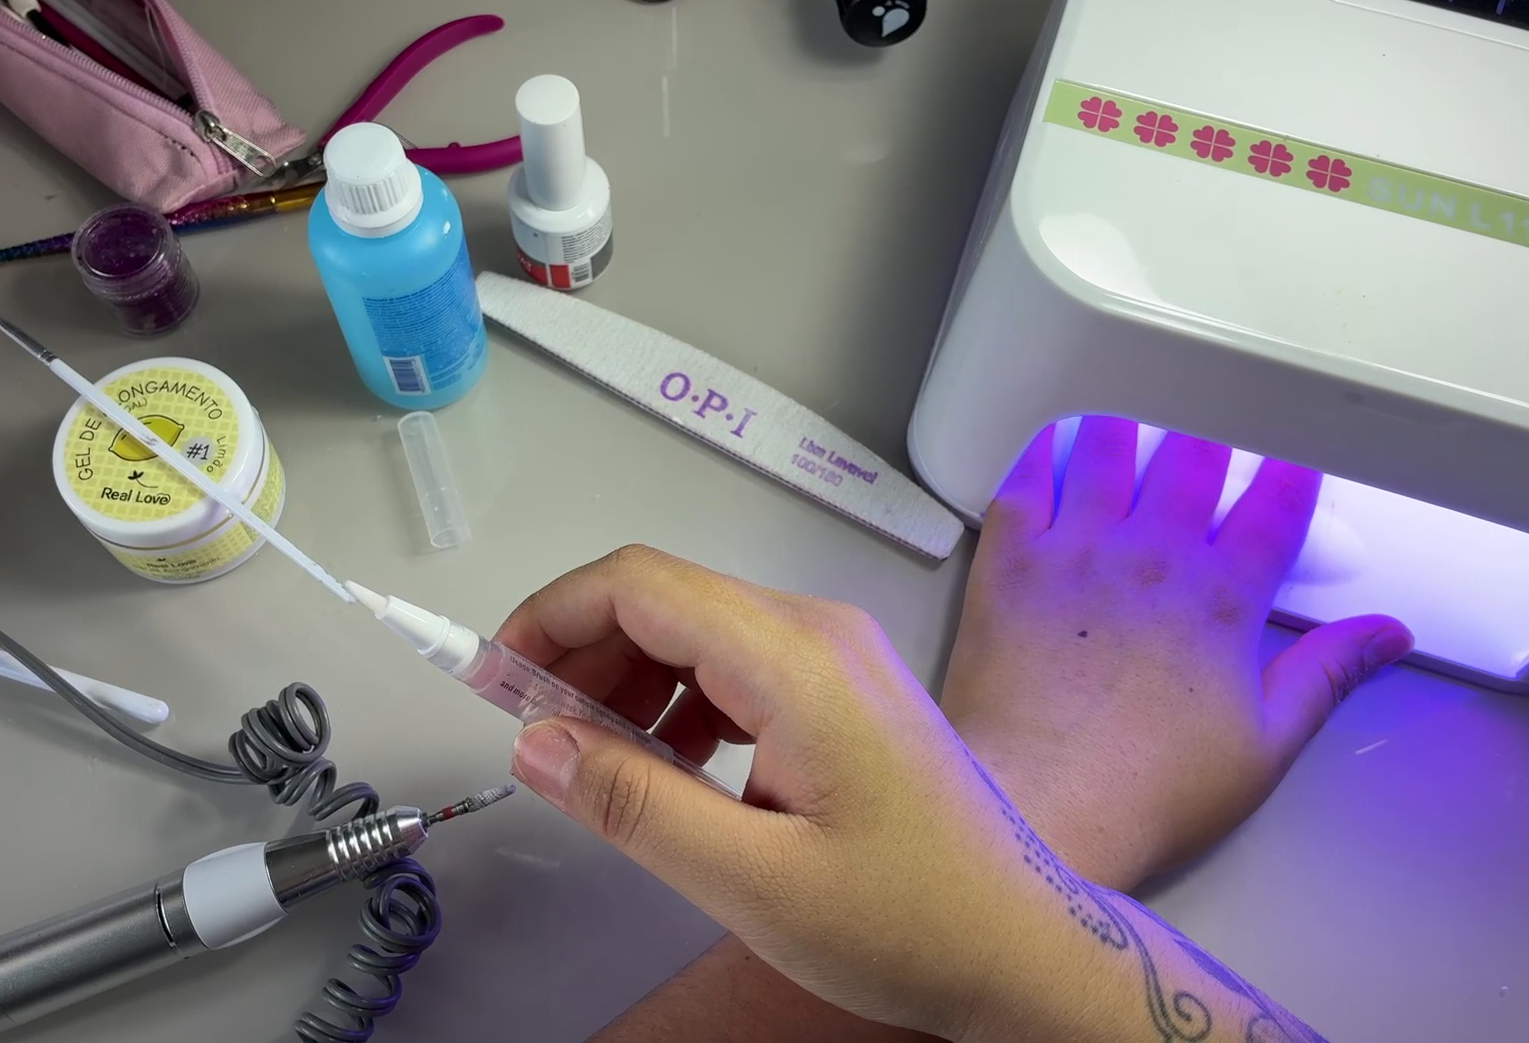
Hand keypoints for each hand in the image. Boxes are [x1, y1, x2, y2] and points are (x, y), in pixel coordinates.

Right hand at [496, 546, 1058, 1038]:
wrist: (1028, 945)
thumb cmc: (906, 920)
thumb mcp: (753, 881)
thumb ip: (633, 805)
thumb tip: (533, 743)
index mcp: (793, 656)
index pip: (641, 585)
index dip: (555, 614)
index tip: (500, 676)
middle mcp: (811, 625)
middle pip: (662, 597)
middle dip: (583, 650)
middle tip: (540, 730)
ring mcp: (828, 646)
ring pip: (690, 626)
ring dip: (627, 677)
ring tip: (600, 754)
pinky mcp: (833, 676)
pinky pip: (728, 659)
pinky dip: (675, 696)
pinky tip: (670, 758)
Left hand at [942, 418, 1412, 888]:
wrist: (1037, 795)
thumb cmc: (1153, 786)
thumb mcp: (1264, 745)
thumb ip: (1323, 675)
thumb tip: (1388, 630)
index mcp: (1219, 601)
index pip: (1268, 517)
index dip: (1283, 481)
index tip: (1286, 460)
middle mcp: (1146, 560)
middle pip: (1183, 474)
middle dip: (1200, 443)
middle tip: (1199, 426)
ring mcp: (1070, 556)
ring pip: (1102, 467)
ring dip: (1118, 434)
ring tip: (1123, 415)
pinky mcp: (1006, 566)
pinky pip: (1021, 492)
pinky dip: (1036, 459)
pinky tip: (1046, 442)